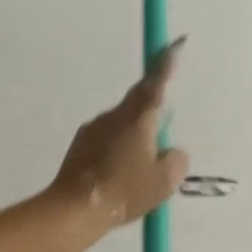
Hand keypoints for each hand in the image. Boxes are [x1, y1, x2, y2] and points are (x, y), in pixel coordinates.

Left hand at [49, 37, 189, 226]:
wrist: (74, 209)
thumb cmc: (123, 192)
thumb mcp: (163, 183)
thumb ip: (175, 162)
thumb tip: (173, 152)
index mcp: (139, 118)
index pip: (157, 83)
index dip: (168, 62)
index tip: (176, 42)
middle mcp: (116, 114)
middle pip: (139, 98)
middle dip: (153, 103)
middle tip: (162, 123)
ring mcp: (96, 126)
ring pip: (123, 120)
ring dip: (134, 132)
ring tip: (137, 168)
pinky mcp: (82, 141)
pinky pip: (107, 136)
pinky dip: (117, 146)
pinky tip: (117, 174)